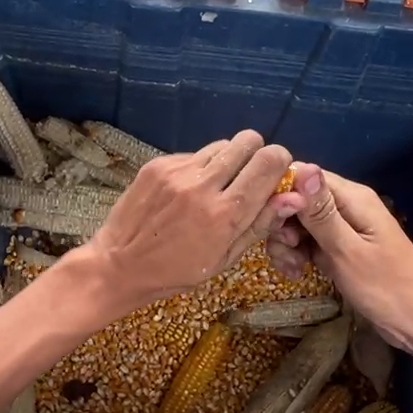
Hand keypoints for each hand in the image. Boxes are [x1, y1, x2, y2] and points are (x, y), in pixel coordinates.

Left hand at [80, 130, 301, 309]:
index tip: (275, 175)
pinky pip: (193, 155)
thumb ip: (259, 224)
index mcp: (225, 215)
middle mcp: (203, 186)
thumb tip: (294, 197)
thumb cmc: (176, 271)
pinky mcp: (158, 165)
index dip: (279, 163)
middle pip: (248, 141)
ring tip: (216, 187)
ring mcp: (178, 172)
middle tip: (247, 177)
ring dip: (228, 160)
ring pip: (221, 145)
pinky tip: (186, 192)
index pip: (269, 162)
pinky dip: (199, 168)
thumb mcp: (224, 259)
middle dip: (256, 154)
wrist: (118, 265)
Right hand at [266, 164, 412, 355]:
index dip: (281, 194)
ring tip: (292, 270)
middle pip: (297, 201)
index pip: (303, 176)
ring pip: (299, 224)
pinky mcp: (339, 249)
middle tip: (286, 252)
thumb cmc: (385, 287)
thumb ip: (321, 213)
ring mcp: (342, 229)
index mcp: (352, 197)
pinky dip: (298, 256)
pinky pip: (308, 243)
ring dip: (287, 245)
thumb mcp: (347, 251)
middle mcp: (346, 206)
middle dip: (282, 225)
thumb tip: (303, 168)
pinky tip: (297, 274)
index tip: (269, 222)